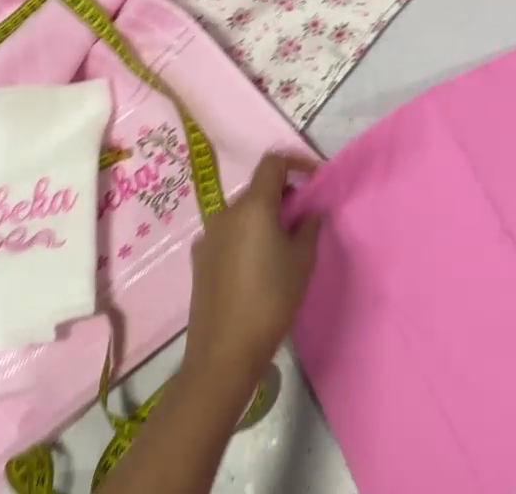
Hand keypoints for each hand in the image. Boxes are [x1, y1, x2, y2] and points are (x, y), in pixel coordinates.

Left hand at [184, 152, 322, 378]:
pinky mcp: (200, 258)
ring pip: (243, 212)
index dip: (297, 164)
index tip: (315, 180)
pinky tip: (258, 264)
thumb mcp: (303, 260)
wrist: (224, 351)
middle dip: (284, 194)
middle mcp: (226, 213)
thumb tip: (310, 211)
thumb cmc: (272, 299)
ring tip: (284, 244)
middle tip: (305, 218)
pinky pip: (229, 233)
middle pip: (258, 188)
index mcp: (253, 207)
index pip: (273, 163)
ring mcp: (208, 236)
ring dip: (265, 216)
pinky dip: (247, 235)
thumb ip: (309, 226)